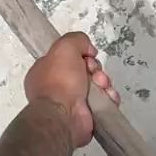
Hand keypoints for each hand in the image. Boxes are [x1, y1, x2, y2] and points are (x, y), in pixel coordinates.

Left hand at [23, 32, 118, 147]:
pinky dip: (109, 98)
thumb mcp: (64, 48)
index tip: (87, 56)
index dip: (82, 55)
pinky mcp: (87, 116)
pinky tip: (108, 97)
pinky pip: (103, 102)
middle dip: (95, 69)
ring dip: (104, 83)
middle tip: (94, 73)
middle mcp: (57, 87)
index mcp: (46, 72)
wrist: (64, 115)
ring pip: (97, 86)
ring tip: (102, 86)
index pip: (69, 58)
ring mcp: (72, 103)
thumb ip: (76, 40)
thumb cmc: (60, 80)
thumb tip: (89, 51)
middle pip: (86, 71)